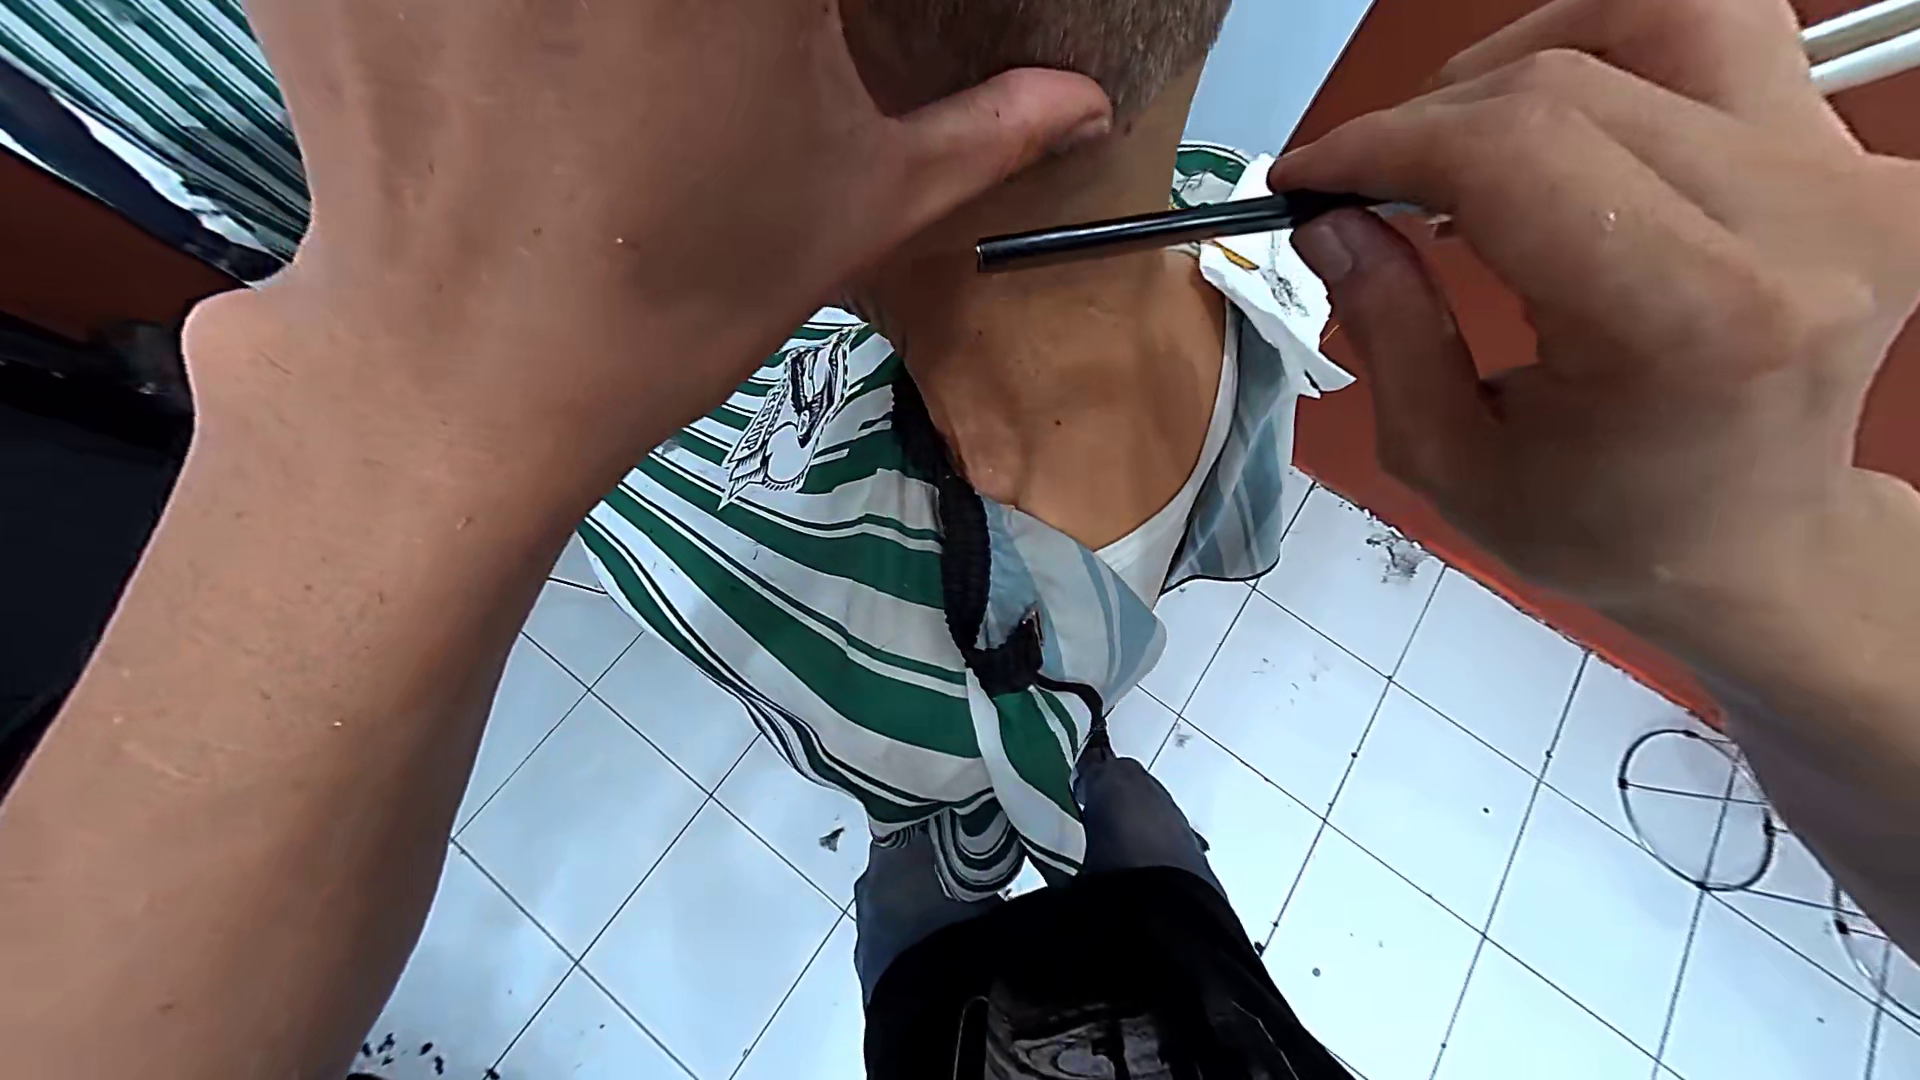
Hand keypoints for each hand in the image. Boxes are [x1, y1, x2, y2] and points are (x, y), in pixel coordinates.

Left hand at [199, 0, 1109, 503]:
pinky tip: (561, 52)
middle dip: (773, 32)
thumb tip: (1088, 101)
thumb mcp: (859, 210)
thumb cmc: (696, 295)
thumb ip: (984, 135)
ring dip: (678, 34)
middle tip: (754, 71)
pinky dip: (546, 12)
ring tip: (670, 74)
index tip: (835, 51)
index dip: (847, 16)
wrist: (494, 366)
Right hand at [1269, 0, 1919, 627]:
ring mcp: (1853, 171)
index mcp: (1677, 321)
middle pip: (1566, 84)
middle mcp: (1796, 219)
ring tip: (1430, 145)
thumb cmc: (1572, 524)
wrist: (1740, 542)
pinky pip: (1714, 41)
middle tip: (1338, 181)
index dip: (1381, 146)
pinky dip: (1588, 63)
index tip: (1299, 178)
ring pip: (1659, 16)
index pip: (1513, 156)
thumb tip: (1325, 223)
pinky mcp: (1856, 156)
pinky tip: (1522, 132)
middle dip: (1415, 122)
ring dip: (1504, 66)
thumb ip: (1385, 324)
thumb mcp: (1436, 451)